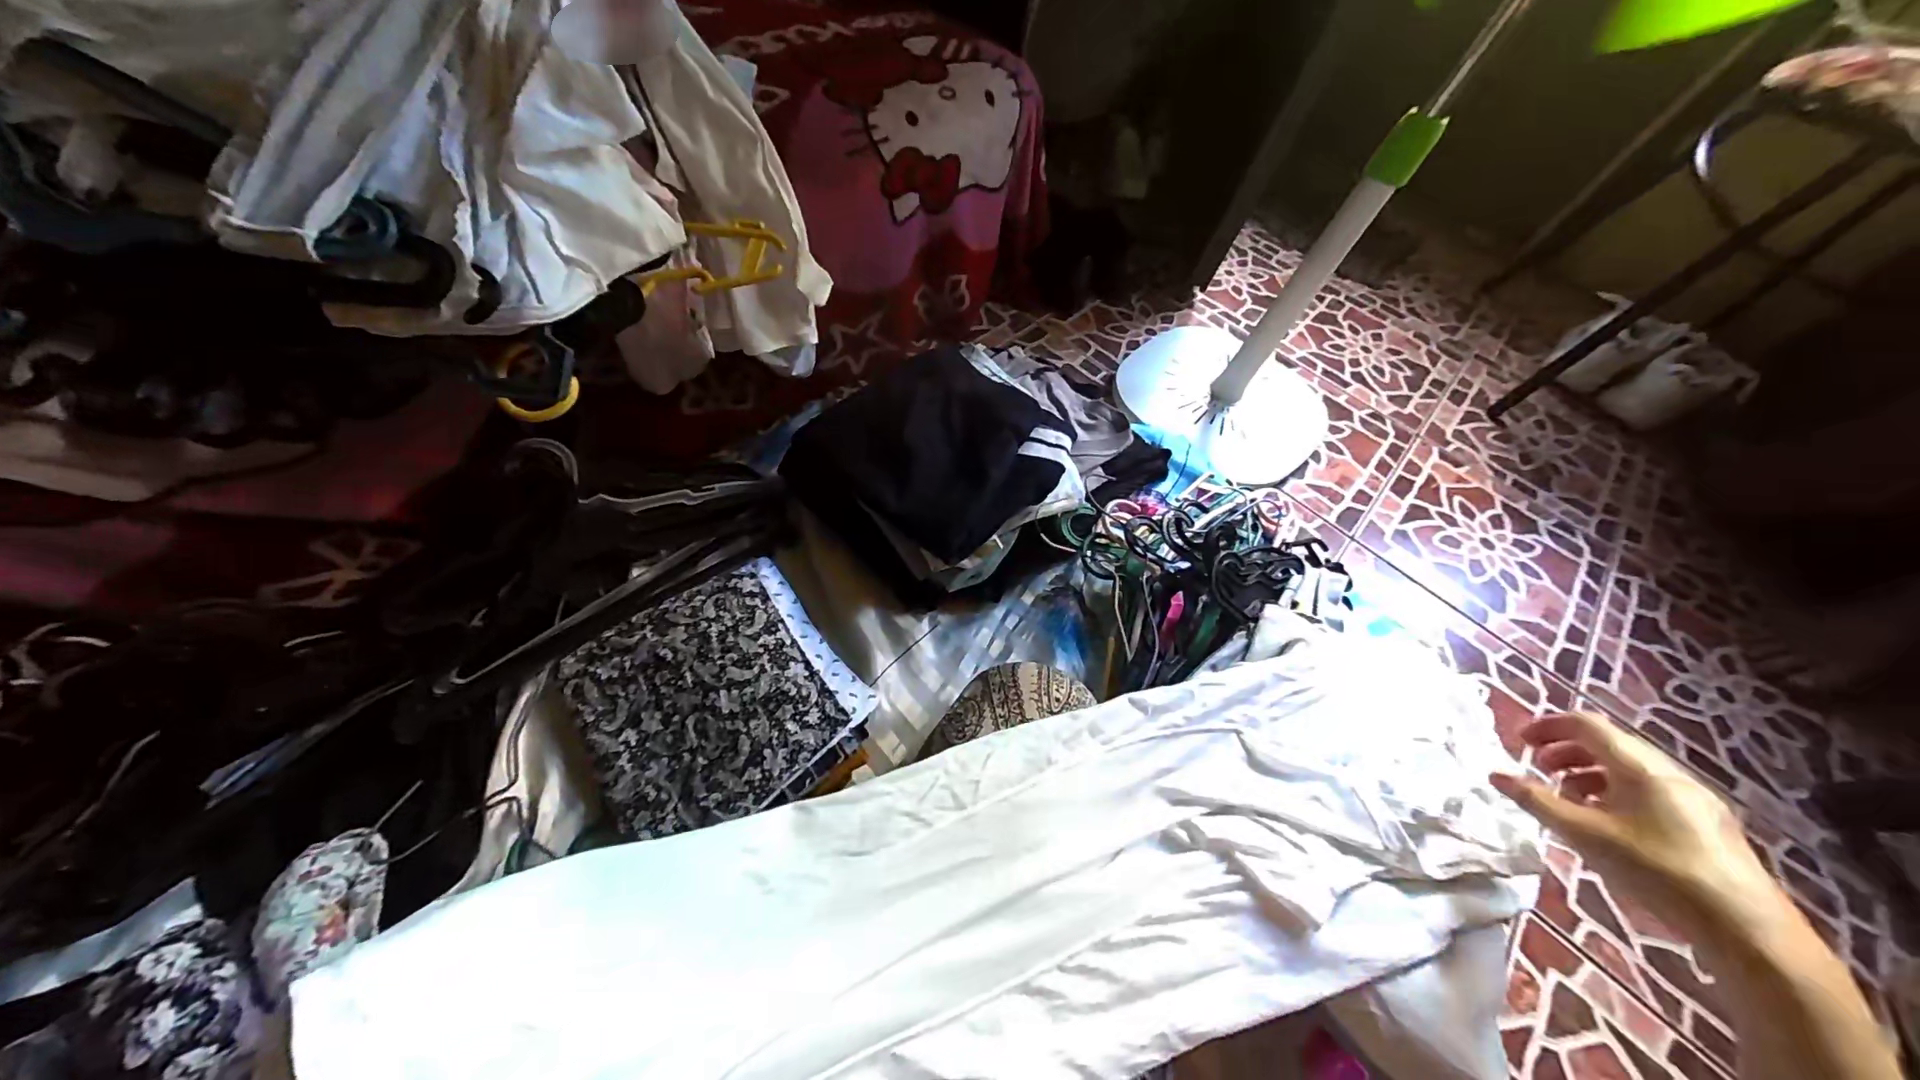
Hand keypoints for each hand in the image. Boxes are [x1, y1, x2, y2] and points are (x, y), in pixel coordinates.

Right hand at [1491, 712, 1781, 941]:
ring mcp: (1695, 799)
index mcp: (1640, 767)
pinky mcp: (1707, 824)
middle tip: (1537, 769)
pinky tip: (1607, 823)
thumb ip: (1536, 801)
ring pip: (1630, 769)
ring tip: (1566, 798)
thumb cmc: (1657, 871)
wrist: (1748, 930)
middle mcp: (1669, 773)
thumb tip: (1495, 775)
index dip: (1548, 726)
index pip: (1586, 725)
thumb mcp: (1584, 835)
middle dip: (1566, 750)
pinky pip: (1650, 791)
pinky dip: (1615, 792)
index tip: (1519, 742)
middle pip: (1609, 744)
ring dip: (1589, 772)